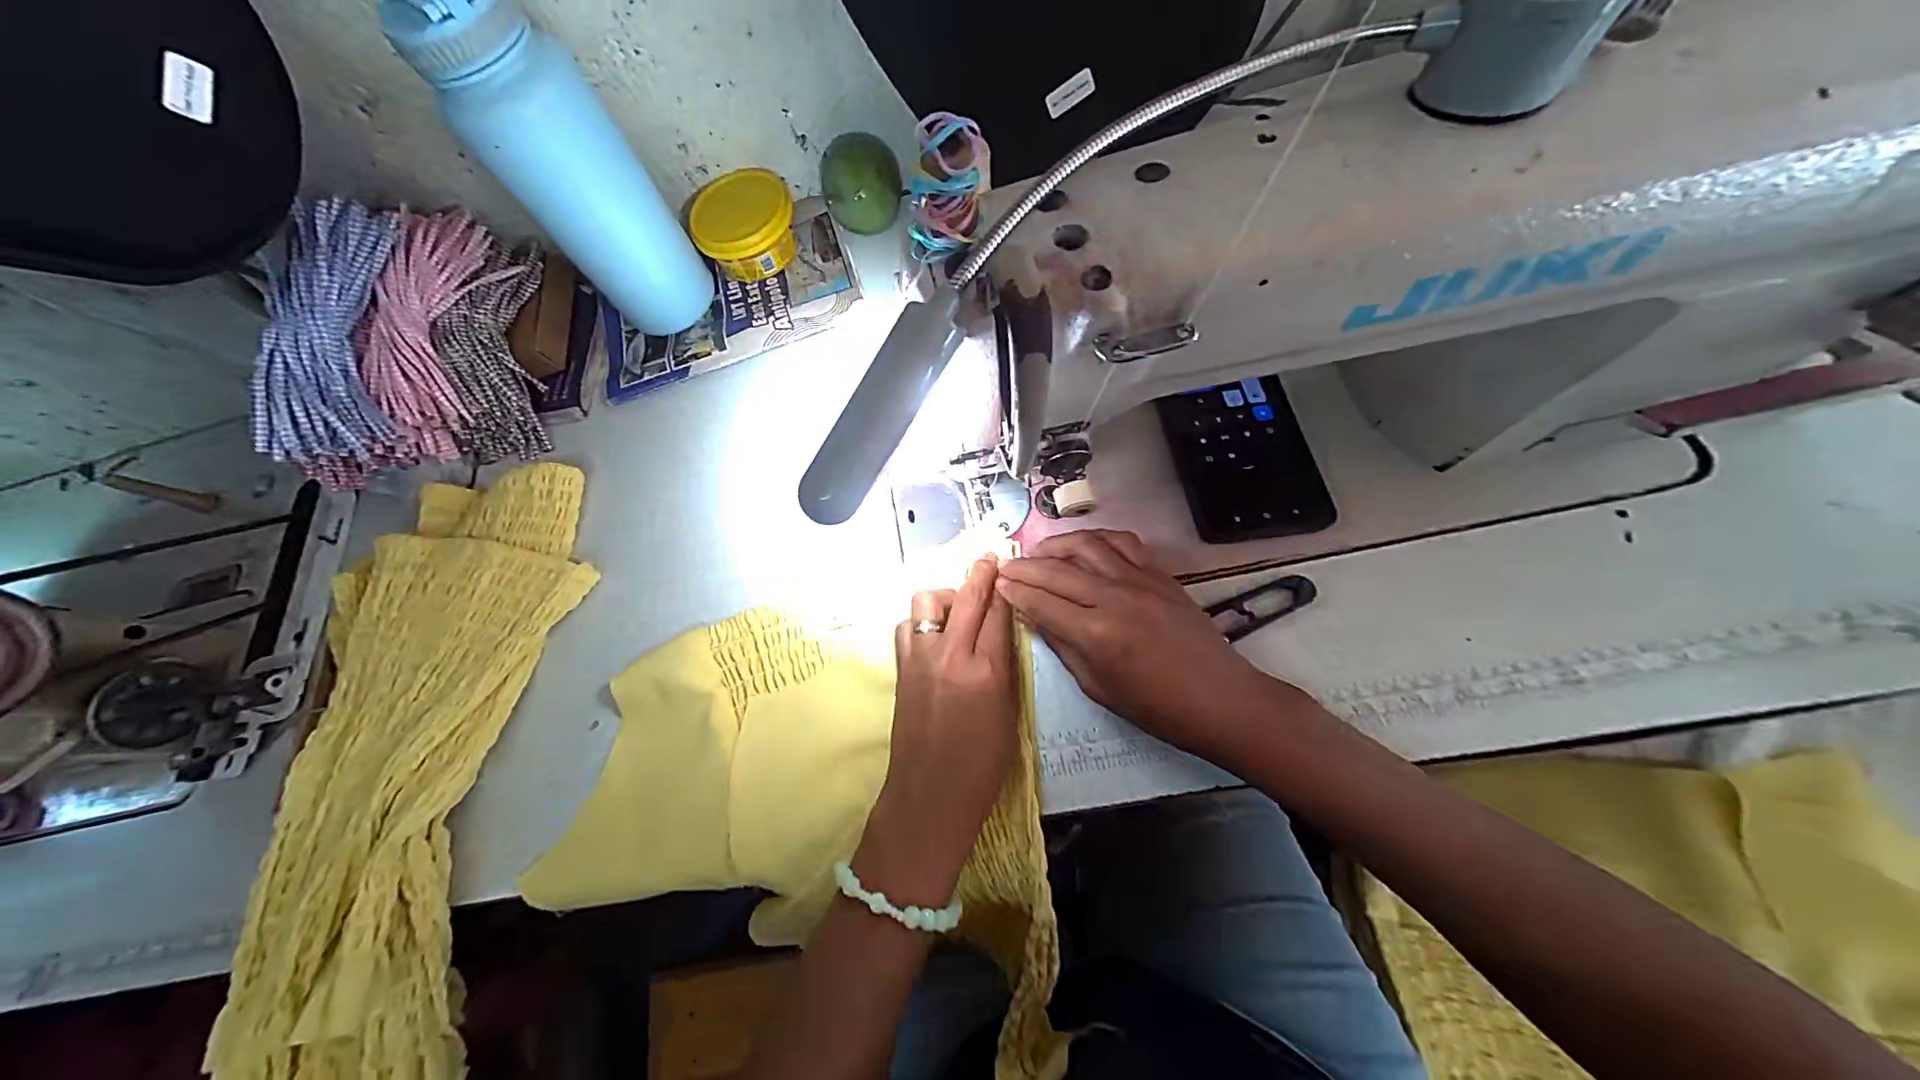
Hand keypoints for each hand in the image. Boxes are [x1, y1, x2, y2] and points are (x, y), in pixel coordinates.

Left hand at [858, 557, 1019, 907]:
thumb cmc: (981, 766)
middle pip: (965, 597)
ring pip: (926, 603)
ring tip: (959, 611)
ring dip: (946, 597)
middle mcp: (948, 656)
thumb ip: (1006, 668)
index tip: (1011, 570)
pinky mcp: (900, 669)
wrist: (929, 796)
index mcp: (984, 671)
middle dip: (980, 574)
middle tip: (990, 561)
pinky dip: (923, 622)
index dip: (1006, 588)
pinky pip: (909, 627)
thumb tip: (1004, 634)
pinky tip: (936, 637)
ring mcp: (918, 660)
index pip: (998, 613)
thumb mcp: (1009, 715)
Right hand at [996, 530, 1308, 763]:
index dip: (1015, 592)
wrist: (1219, 697)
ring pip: (1087, 545)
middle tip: (1006, 567)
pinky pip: (1123, 542)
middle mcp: (1113, 598)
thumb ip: (1064, 647)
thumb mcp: (1098, 687)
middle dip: (1025, 567)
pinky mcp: (1159, 574)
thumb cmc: (1156, 706)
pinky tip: (1084, 545)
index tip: (997, 584)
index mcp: (1096, 634)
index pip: (1041, 602)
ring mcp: (1139, 580)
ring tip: (1039, 552)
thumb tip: (1035, 618)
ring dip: (1056, 544)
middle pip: (1056, 571)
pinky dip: (1097, 538)